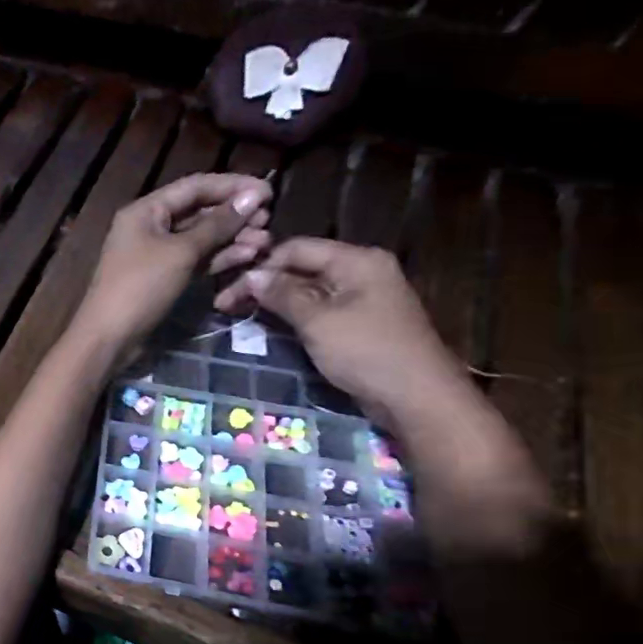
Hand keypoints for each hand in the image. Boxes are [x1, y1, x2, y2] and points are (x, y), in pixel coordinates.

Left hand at [74, 173, 272, 345]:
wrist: (109, 338)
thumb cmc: (140, 288)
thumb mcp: (181, 253)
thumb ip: (217, 225)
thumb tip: (253, 197)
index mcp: (146, 210)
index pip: (195, 186)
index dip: (233, 187)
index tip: (268, 192)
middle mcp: (150, 227)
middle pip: (199, 213)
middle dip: (235, 217)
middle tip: (268, 222)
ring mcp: (156, 255)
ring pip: (200, 239)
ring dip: (232, 239)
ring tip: (264, 244)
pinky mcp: (163, 279)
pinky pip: (195, 261)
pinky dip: (218, 259)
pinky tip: (245, 258)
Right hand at [215, 237, 466, 416]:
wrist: (415, 395)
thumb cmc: (365, 352)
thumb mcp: (318, 321)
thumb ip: (282, 295)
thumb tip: (250, 276)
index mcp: (356, 259)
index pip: (297, 249)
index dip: (260, 268)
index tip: (227, 294)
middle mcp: (362, 271)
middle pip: (304, 268)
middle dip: (266, 285)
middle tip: (227, 307)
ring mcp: (365, 298)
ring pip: (311, 291)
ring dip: (278, 303)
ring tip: (244, 318)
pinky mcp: (363, 324)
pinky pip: (323, 311)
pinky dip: (297, 318)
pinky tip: (274, 329)